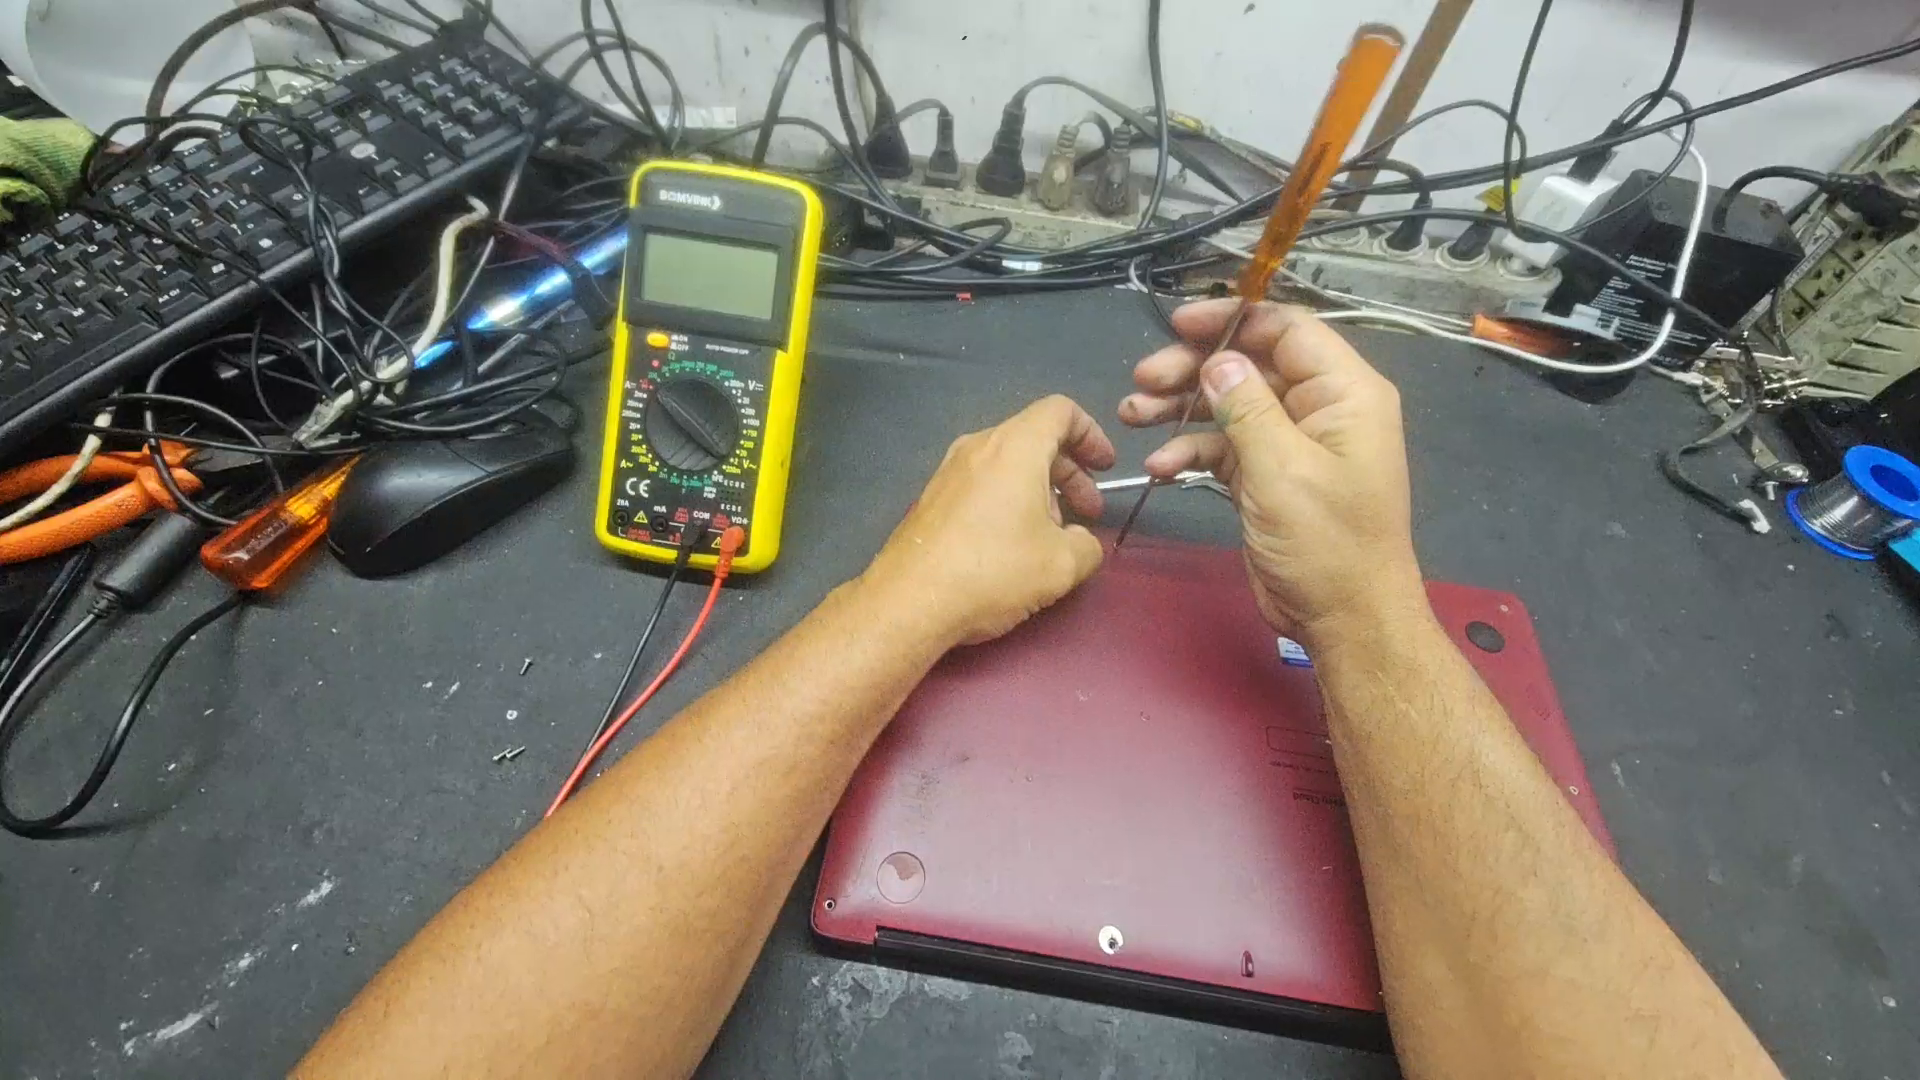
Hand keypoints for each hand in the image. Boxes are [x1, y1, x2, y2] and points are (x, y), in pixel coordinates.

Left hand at [862, 395, 1113, 646]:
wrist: (910, 600)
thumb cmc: (993, 571)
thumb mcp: (1062, 565)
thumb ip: (1088, 545)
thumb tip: (1081, 542)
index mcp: (1014, 446)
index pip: (1060, 411)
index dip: (1092, 434)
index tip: (1105, 468)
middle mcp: (978, 447)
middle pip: (1035, 438)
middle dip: (1070, 472)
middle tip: (1088, 513)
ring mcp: (949, 471)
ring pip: (1007, 463)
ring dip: (1040, 489)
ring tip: (1052, 534)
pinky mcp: (932, 498)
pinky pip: (982, 483)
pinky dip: (1009, 499)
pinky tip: (1013, 544)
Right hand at [1119, 300, 1425, 644]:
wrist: (1342, 617)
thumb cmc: (1326, 543)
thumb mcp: (1284, 471)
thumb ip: (1248, 409)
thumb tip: (1216, 361)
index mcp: (1342, 393)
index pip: (1286, 330)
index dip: (1232, 320)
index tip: (1178, 326)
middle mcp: (1316, 410)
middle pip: (1248, 366)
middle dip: (1193, 370)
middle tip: (1141, 379)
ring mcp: (1288, 444)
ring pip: (1227, 406)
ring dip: (1179, 409)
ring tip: (1132, 413)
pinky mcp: (1263, 477)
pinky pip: (1221, 449)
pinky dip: (1189, 454)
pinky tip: (1160, 467)